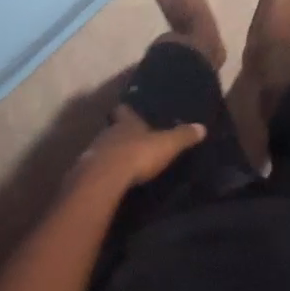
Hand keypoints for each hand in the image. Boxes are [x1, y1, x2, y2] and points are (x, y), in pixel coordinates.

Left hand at [72, 106, 204, 192]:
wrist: (105, 178)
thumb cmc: (138, 154)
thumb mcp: (167, 144)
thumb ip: (182, 136)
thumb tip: (202, 127)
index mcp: (126, 121)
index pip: (123, 109)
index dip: (127, 111)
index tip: (130, 111)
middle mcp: (109, 132)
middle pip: (113, 128)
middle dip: (122, 134)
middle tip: (132, 141)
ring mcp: (95, 151)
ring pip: (104, 147)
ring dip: (112, 153)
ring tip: (124, 163)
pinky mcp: (87, 172)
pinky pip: (98, 168)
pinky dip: (105, 172)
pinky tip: (113, 180)